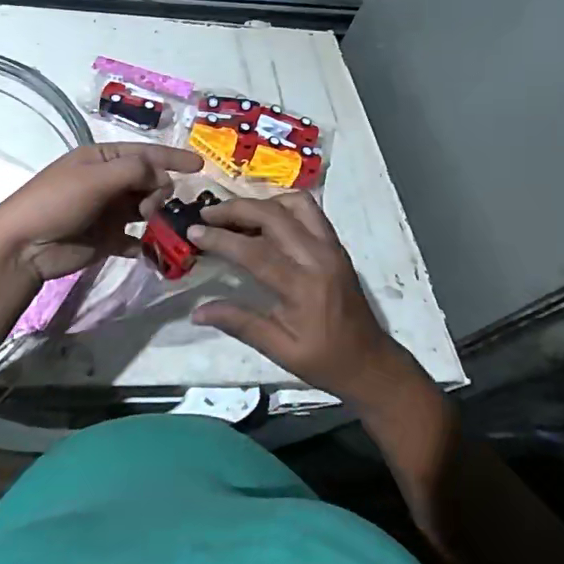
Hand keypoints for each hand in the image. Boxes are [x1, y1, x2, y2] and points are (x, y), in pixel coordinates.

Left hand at [0, 143, 202, 280]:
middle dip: (160, 191)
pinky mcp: (108, 239)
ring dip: (158, 216)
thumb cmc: (57, 202)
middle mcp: (108, 183)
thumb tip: (162, 176)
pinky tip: (154, 249)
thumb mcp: (95, 178)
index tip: (200, 166)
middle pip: (149, 181)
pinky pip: (137, 239)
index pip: (145, 153)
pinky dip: (148, 243)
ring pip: (147, 209)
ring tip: (155, 226)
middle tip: (151, 208)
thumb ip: (134, 171)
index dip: (173, 158)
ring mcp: (109, 212)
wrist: (25, 247)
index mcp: (102, 160)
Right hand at [187, 193, 424, 403]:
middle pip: (274, 216)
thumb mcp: (279, 349)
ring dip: (263, 202)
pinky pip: (310, 212)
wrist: (370, 361)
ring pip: (296, 204)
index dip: (220, 239)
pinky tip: (265, 219)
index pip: (254, 252)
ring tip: (237, 214)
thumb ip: (239, 323)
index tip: (193, 231)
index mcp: (303, 287)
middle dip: (236, 209)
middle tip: (208, 214)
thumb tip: (197, 312)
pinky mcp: (336, 246)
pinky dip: (284, 206)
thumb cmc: (324, 360)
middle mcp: (319, 257)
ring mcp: (331, 247)